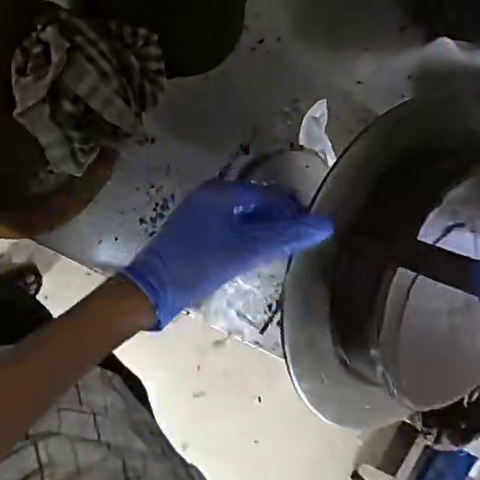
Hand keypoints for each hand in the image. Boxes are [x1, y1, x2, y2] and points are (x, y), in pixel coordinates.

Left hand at [122, 180, 332, 328]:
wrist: (152, 288)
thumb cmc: (200, 264)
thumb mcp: (247, 251)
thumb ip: (286, 236)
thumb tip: (327, 224)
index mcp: (220, 191)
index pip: (268, 193)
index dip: (293, 210)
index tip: (312, 231)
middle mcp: (208, 194)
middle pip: (254, 201)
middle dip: (278, 217)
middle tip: (299, 241)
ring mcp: (197, 212)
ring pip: (241, 214)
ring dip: (262, 227)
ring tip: (281, 248)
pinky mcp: (191, 230)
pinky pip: (227, 225)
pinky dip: (244, 234)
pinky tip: (254, 253)